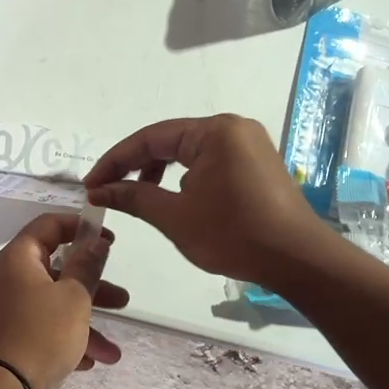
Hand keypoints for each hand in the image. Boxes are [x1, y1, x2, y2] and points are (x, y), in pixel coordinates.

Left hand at [0, 214, 128, 388]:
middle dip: (91, 290)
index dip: (80, 227)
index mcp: (15, 259)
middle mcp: (0, 279)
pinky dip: (59, 339)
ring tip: (111, 354)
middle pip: (52, 272)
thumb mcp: (74, 298)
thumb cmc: (40, 334)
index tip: (108, 239)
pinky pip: (33, 329)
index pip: (47, 226)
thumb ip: (87, 267)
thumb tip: (94, 241)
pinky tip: (84, 364)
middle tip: (122, 301)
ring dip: (82, 325)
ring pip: (46, 306)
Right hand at [84, 115, 337, 288]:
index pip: (149, 139)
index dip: (114, 161)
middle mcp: (232, 128)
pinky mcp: (255, 162)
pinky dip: (182, 175)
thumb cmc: (234, 234)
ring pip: (187, 150)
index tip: (90, 185)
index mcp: (213, 131)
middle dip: (133, 165)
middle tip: (105, 190)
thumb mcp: (174, 216)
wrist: (299, 260)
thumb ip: (132, 197)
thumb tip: (98, 192)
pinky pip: (207, 160)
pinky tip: (168, 196)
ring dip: (156, 171)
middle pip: (168, 140)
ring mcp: (247, 144)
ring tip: (133, 195)